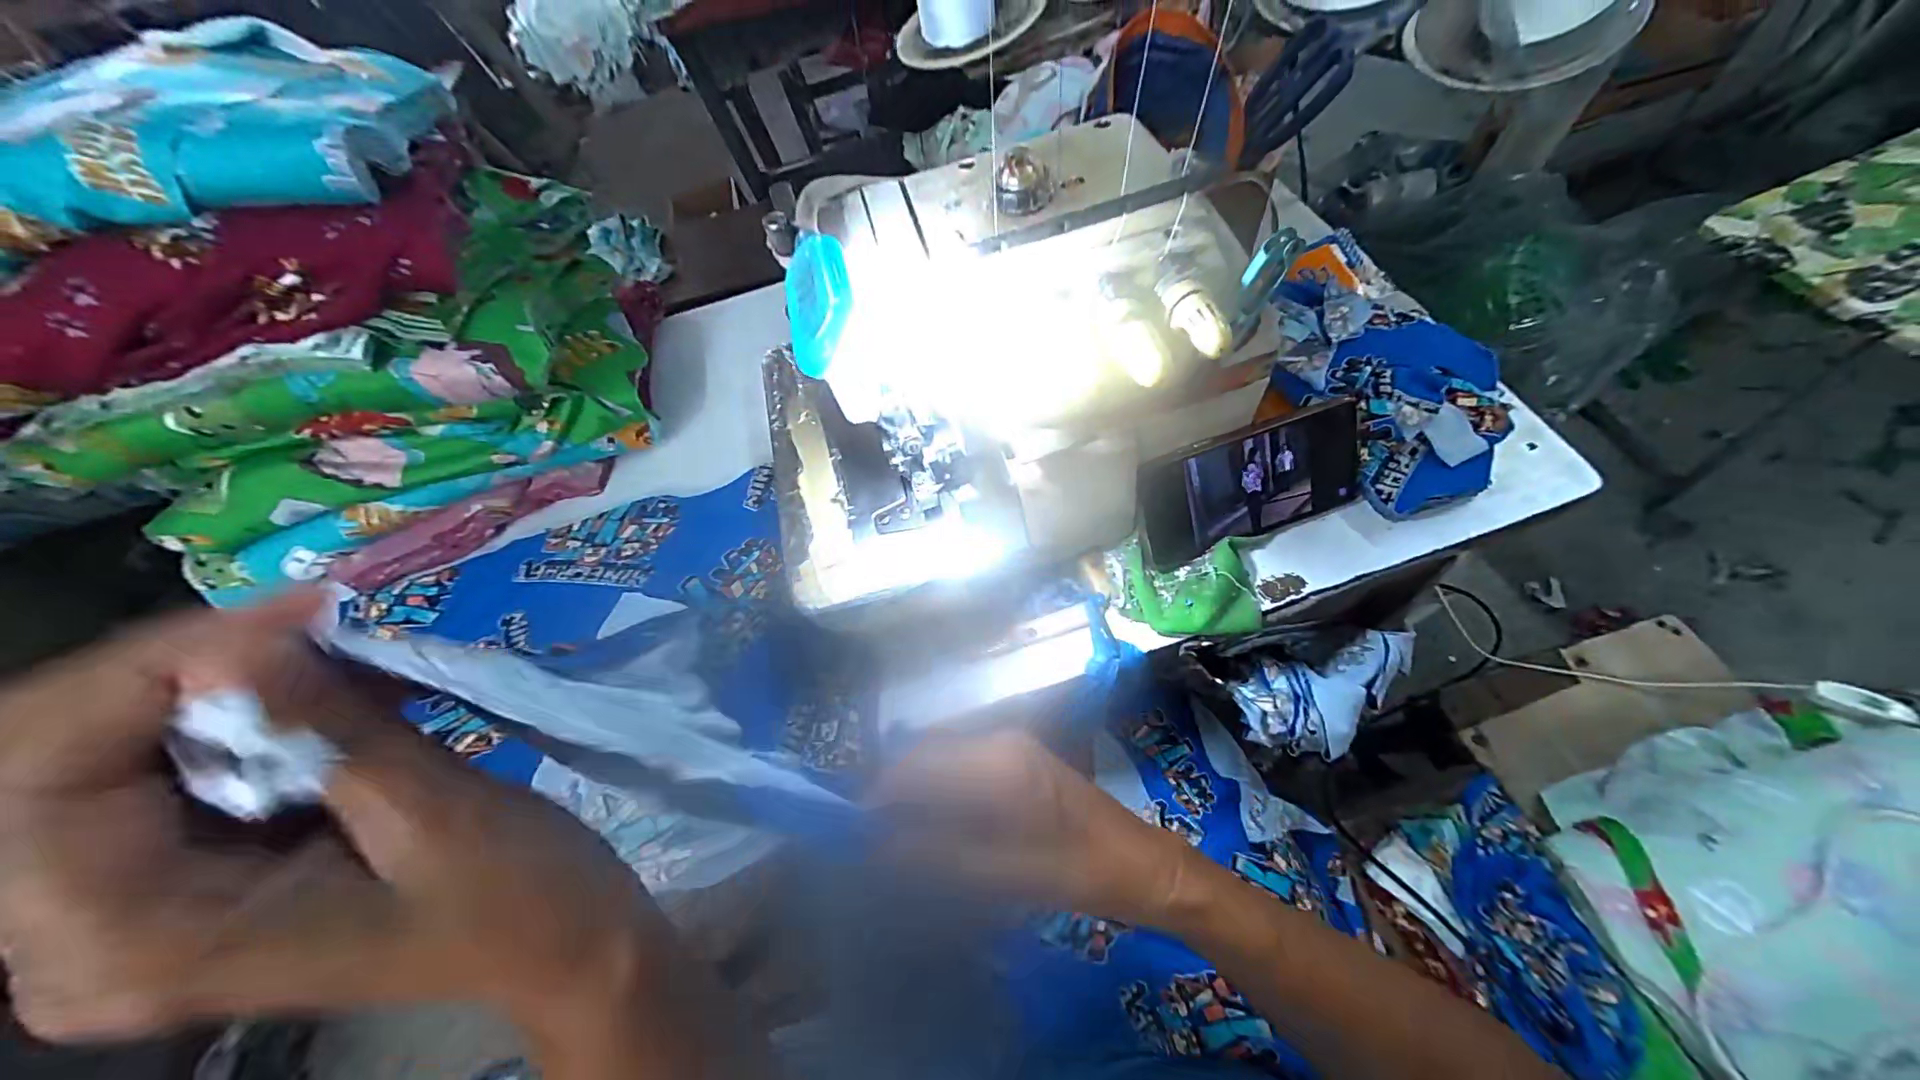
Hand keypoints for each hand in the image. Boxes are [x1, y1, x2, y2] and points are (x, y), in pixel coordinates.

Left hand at [0, 594, 663, 1044]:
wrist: (561, 941)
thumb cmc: (515, 897)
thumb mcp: (437, 815)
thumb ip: (334, 734)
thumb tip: (235, 644)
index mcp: (139, 943)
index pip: (41, 784)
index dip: (149, 676)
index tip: (291, 612)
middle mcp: (97, 935)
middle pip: (61, 765)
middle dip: (190, 673)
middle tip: (321, 621)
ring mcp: (148, 904)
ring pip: (124, 754)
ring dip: (235, 686)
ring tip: (349, 650)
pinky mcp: (204, 872)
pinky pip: (190, 768)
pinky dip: (265, 713)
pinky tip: (349, 690)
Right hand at [868, 729, 1203, 925]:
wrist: (1142, 863)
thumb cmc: (1082, 870)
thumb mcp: (1010, 874)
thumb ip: (943, 857)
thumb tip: (882, 847)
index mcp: (999, 762)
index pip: (919, 766)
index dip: (881, 794)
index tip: (853, 829)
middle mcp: (999, 742)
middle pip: (926, 755)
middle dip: (894, 792)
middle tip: (870, 837)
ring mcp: (1009, 747)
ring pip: (941, 759)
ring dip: (915, 792)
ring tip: (894, 835)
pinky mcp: (1016, 760)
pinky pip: (960, 767)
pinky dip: (938, 791)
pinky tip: (932, 826)